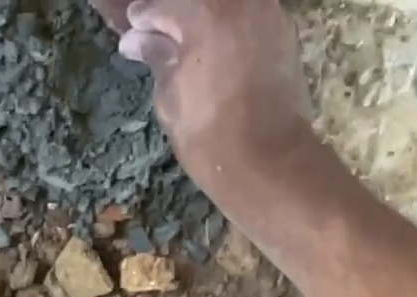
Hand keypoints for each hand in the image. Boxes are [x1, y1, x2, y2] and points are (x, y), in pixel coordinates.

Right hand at [104, 0, 315, 176]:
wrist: (269, 160)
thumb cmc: (210, 138)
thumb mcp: (171, 101)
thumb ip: (157, 60)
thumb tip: (138, 40)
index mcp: (203, 15)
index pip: (163, 7)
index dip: (143, 17)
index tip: (131, 27)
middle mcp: (238, 3)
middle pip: (199, 0)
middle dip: (177, 12)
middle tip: (159, 32)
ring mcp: (267, 12)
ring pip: (227, 4)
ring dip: (206, 16)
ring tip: (190, 40)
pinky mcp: (285, 32)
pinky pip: (250, 14)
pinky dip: (231, 24)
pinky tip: (219, 45)